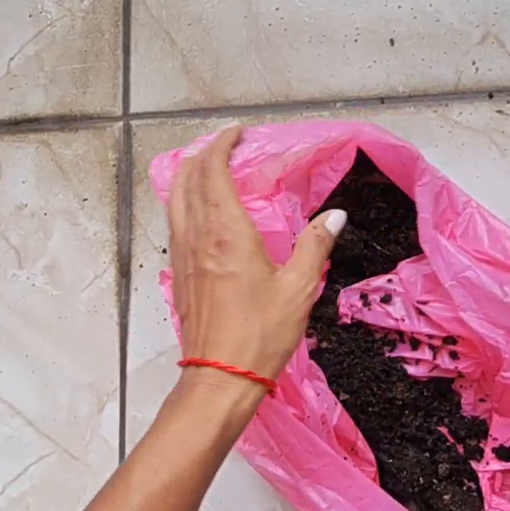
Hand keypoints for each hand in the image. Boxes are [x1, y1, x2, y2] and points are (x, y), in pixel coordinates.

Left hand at [168, 127, 345, 382]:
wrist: (220, 376)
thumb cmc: (261, 333)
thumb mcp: (299, 288)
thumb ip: (315, 246)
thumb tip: (335, 216)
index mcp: (227, 233)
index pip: (214, 171)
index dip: (223, 145)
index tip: (238, 134)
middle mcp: (198, 235)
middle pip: (189, 177)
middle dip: (205, 153)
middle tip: (228, 146)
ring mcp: (183, 253)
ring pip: (175, 197)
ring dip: (190, 174)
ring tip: (210, 168)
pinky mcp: (179, 271)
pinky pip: (175, 220)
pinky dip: (183, 199)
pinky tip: (200, 208)